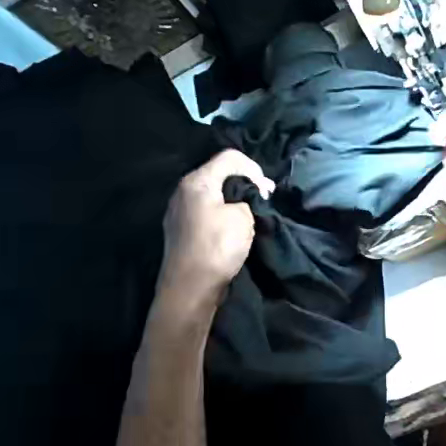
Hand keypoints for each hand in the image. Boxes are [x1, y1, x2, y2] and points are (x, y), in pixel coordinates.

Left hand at [160, 149, 274, 298]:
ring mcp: (178, 210)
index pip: (229, 157)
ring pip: (212, 193)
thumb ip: (246, 199)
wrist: (188, 288)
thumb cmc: (216, 247)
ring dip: (233, 198)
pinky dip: (221, 212)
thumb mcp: (243, 217)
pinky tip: (233, 226)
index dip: (253, 168)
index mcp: (197, 181)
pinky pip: (204, 210)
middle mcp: (183, 190)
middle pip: (218, 173)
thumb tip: (244, 199)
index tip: (266, 189)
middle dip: (244, 182)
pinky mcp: (180, 228)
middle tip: (265, 197)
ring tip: (252, 212)